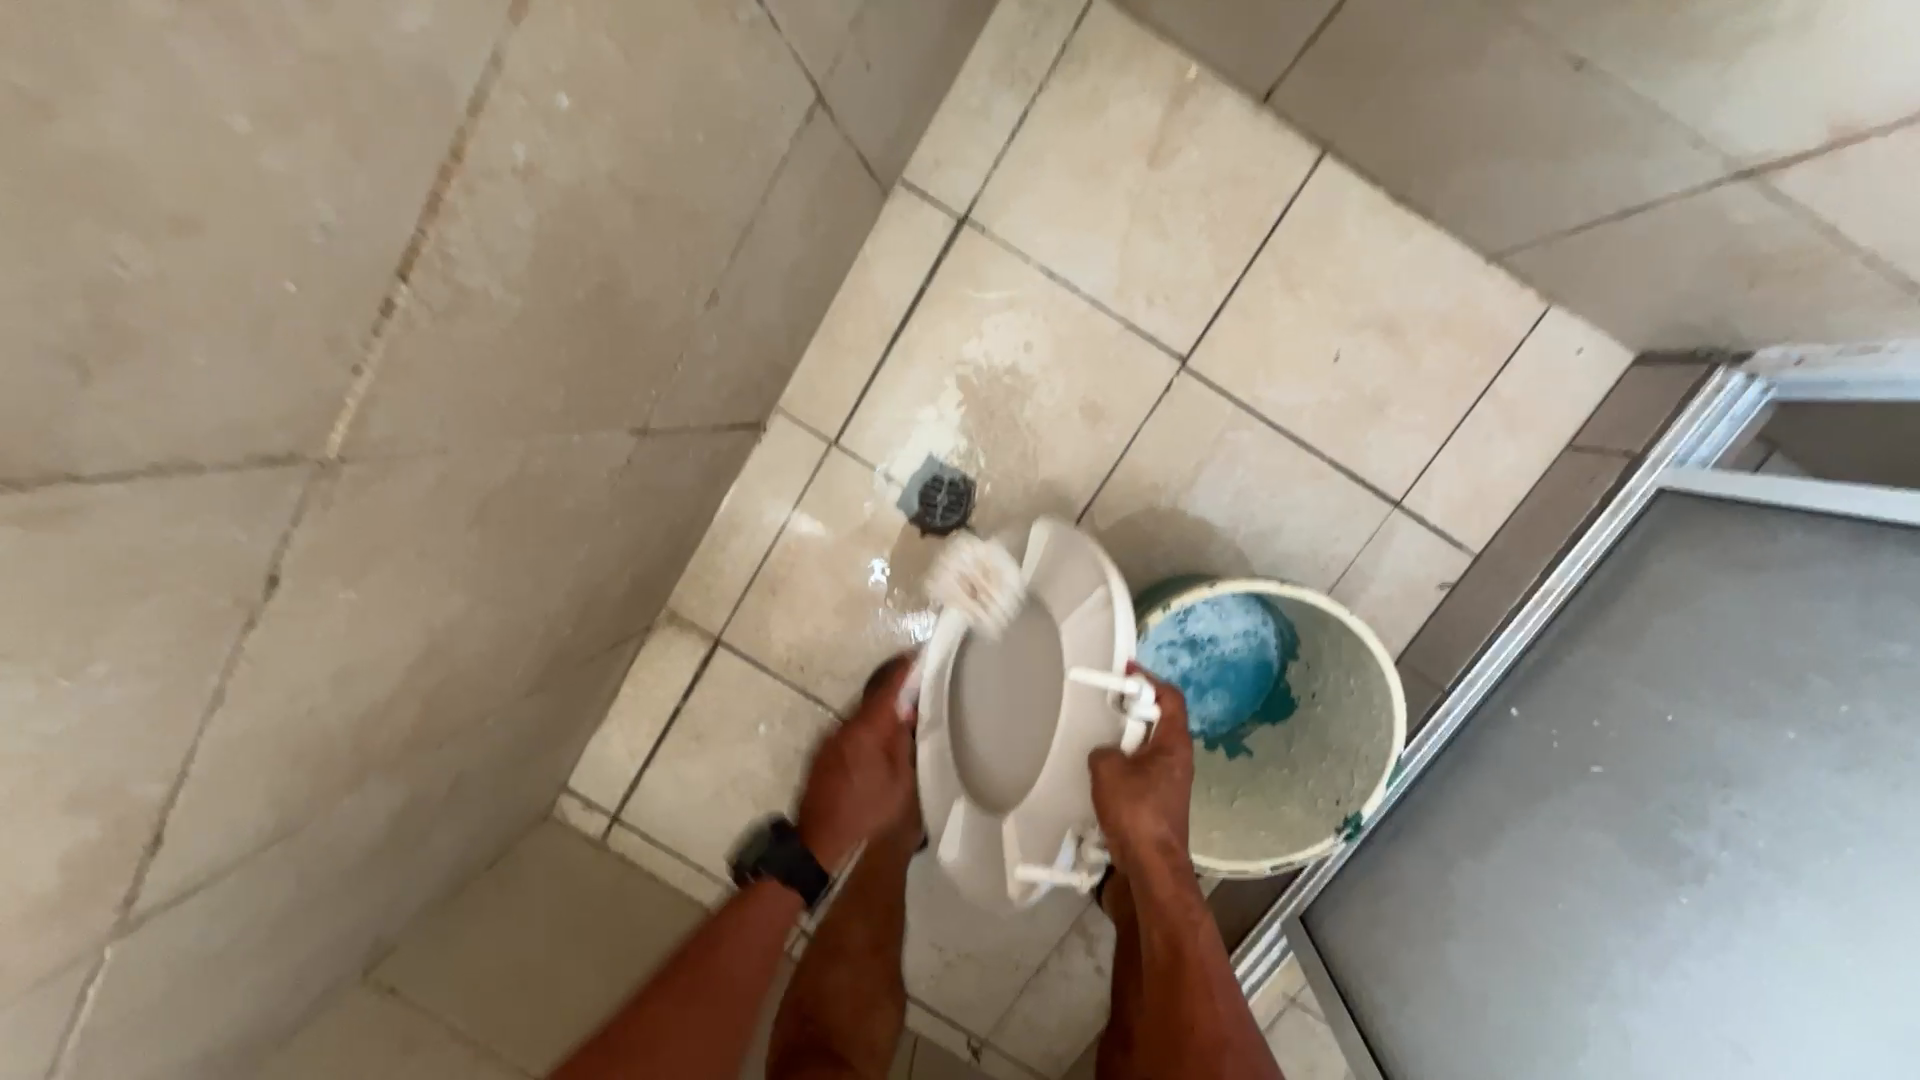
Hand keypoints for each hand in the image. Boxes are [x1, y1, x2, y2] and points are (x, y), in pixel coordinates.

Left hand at [795, 655, 919, 870]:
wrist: (820, 852)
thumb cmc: (871, 820)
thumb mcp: (903, 784)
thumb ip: (904, 741)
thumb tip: (909, 709)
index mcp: (865, 730)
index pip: (889, 687)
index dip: (906, 669)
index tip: (923, 654)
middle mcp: (841, 729)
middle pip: (872, 702)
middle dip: (896, 694)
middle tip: (922, 692)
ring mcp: (827, 745)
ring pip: (860, 721)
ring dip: (880, 718)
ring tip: (904, 723)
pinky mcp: (820, 761)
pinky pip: (849, 737)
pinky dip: (866, 736)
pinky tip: (879, 750)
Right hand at [1088, 665, 1193, 875]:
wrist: (1150, 871)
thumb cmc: (1135, 813)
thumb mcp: (1108, 770)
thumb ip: (1104, 752)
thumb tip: (1107, 756)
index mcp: (1174, 744)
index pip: (1170, 698)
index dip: (1149, 680)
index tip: (1125, 672)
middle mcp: (1178, 761)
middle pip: (1159, 723)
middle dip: (1133, 712)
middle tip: (1106, 707)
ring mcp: (1170, 786)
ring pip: (1148, 751)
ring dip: (1125, 744)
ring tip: (1098, 741)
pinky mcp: (1158, 807)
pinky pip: (1140, 776)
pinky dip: (1122, 770)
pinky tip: (1100, 778)